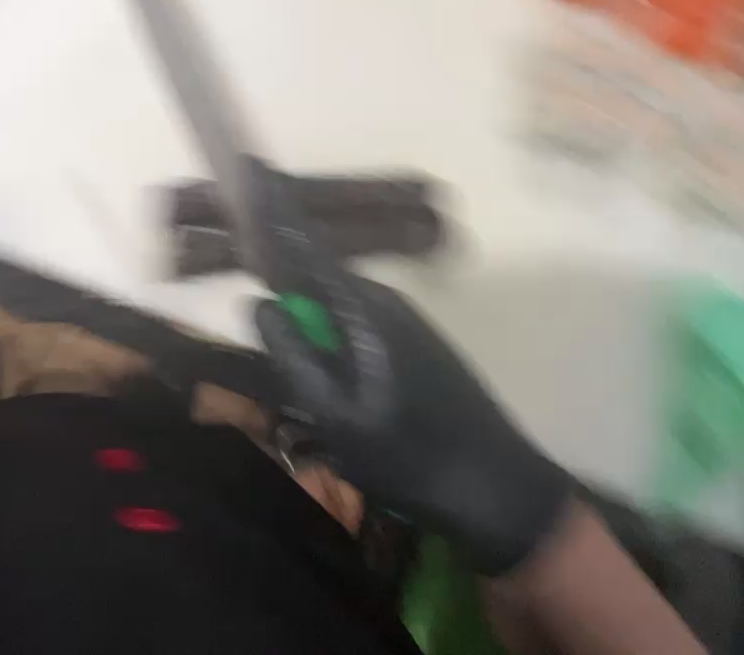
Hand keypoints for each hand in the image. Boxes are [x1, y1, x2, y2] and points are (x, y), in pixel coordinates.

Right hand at [254, 272, 571, 574]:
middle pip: (319, 280)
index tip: (243, 255)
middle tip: (268, 344)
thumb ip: (292, 353)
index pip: (304, 252)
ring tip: (300, 376)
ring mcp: (408, 322)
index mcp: (365, 306)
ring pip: (339, 308)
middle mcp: (387, 300)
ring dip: (314, 331)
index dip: (268, 249)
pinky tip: (337, 386)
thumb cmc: (408, 455)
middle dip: (288, 301)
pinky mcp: (419, 346)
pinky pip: (360, 328)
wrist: (500, 493)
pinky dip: (337, 346)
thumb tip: (258, 303)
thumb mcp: (333, 412)